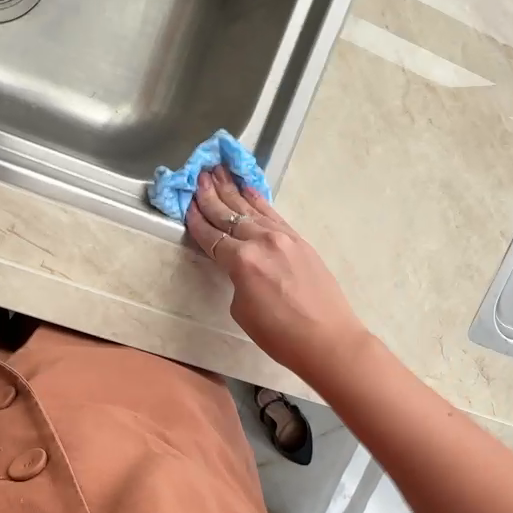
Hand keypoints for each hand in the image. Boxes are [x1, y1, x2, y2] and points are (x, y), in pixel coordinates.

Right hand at [185, 166, 367, 381]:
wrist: (327, 339)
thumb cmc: (280, 335)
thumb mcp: (242, 311)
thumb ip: (236, 281)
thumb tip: (239, 267)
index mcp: (242, 261)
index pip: (211, 236)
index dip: (196, 221)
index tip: (185, 204)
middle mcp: (261, 241)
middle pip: (229, 215)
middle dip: (210, 195)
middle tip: (198, 176)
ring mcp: (283, 238)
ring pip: (251, 209)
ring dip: (232, 190)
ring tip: (218, 172)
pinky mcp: (299, 241)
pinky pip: (272, 214)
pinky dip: (258, 200)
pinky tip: (248, 189)